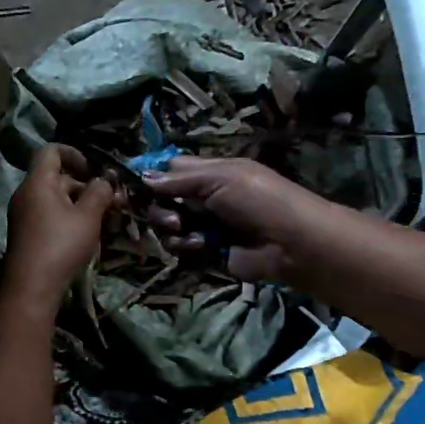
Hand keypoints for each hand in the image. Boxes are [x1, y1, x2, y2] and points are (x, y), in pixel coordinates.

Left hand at [3, 144, 117, 307]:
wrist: (32, 287)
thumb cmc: (61, 245)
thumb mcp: (88, 216)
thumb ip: (99, 192)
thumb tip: (105, 179)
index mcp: (38, 182)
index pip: (52, 151)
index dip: (75, 154)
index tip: (95, 171)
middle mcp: (27, 193)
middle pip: (58, 176)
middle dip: (86, 185)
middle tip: (111, 201)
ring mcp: (25, 214)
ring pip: (56, 198)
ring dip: (81, 203)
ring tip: (105, 219)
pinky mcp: (27, 232)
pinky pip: (50, 214)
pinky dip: (69, 217)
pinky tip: (87, 234)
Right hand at [143, 156, 343, 282]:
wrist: (290, 242)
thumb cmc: (259, 199)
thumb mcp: (221, 178)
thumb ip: (180, 180)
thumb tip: (144, 177)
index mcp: (210, 173)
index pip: (171, 170)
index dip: (152, 176)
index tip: (134, 185)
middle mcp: (205, 198)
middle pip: (163, 201)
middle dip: (160, 209)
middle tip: (174, 218)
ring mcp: (206, 226)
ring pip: (168, 228)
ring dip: (174, 231)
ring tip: (193, 234)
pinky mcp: (209, 253)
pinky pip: (182, 249)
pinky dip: (187, 247)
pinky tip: (204, 246)